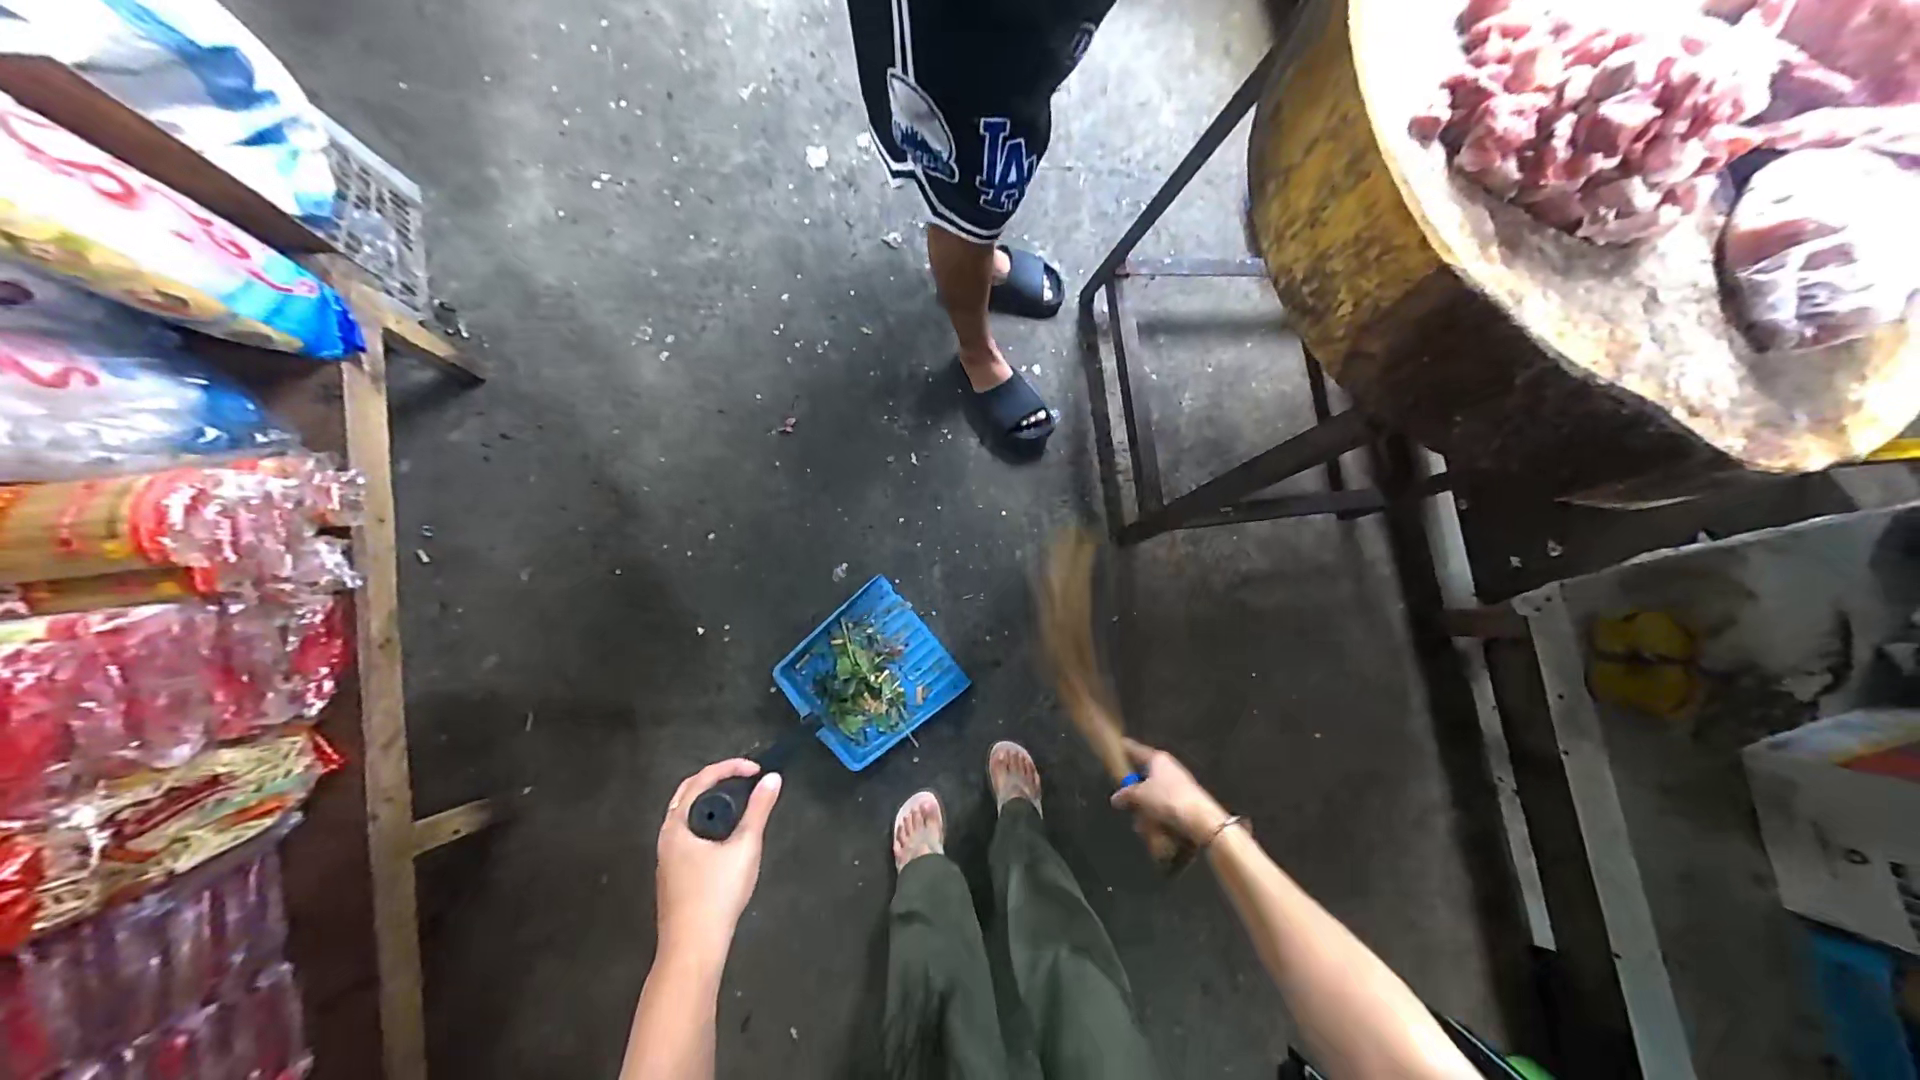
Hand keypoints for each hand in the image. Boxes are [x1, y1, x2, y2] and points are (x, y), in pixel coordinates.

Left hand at [655, 759, 782, 963]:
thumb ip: (759, 809)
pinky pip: (688, 832)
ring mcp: (667, 857)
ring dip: (711, 800)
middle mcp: (666, 837)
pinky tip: (726, 834)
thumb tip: (772, 778)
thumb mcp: (745, 846)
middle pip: (688, 793)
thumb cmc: (717, 893)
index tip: (757, 770)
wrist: (692, 948)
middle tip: (745, 777)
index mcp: (677, 825)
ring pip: (686, 814)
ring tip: (740, 800)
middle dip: (717, 779)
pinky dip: (707, 819)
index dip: (731, 767)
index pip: (702, 779)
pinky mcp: (673, 874)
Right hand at [1109, 738, 1229, 845]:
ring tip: (1143, 825)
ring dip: (1145, 810)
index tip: (1117, 745)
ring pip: (1152, 795)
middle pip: (1143, 776)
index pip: (1135, 749)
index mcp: (1157, 759)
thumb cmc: (1168, 799)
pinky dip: (1157, 816)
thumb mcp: (1139, 796)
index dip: (1125, 748)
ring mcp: (1177, 784)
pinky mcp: (1184, 800)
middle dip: (1134, 794)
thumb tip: (1116, 798)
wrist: (1202, 819)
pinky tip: (1155, 829)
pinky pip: (1164, 805)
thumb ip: (1125, 795)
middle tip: (1127, 806)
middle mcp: (1168, 767)